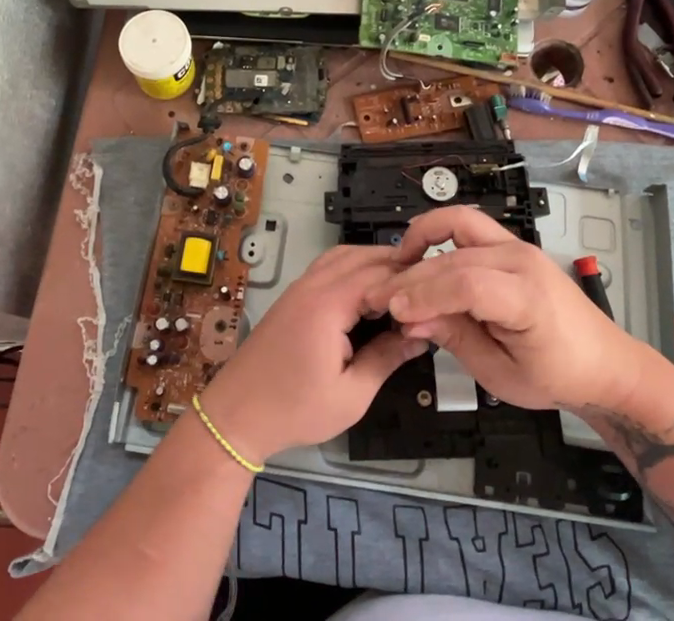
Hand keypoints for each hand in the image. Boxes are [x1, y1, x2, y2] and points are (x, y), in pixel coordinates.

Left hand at [201, 244, 427, 463]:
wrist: (236, 416)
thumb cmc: (294, 410)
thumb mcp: (351, 395)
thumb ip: (386, 359)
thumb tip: (420, 337)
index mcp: (327, 305)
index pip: (379, 274)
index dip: (411, 283)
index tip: (438, 299)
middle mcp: (312, 287)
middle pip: (362, 257)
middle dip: (397, 267)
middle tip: (429, 290)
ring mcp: (298, 289)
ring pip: (342, 257)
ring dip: (373, 264)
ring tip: (403, 289)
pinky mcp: (291, 298)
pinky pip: (327, 268)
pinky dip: (352, 269)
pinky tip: (368, 294)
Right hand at [362, 206, 648, 410]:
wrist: (603, 363)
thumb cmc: (557, 376)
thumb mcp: (500, 374)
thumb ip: (454, 339)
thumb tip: (408, 320)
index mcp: (528, 299)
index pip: (466, 284)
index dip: (424, 295)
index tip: (393, 311)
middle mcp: (524, 261)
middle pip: (455, 256)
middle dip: (412, 276)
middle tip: (378, 296)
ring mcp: (519, 247)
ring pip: (460, 224)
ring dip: (423, 238)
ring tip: (396, 265)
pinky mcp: (514, 245)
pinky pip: (470, 227)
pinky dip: (440, 233)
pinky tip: (421, 254)